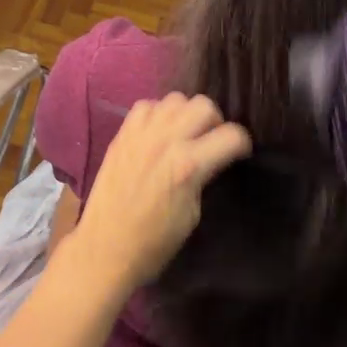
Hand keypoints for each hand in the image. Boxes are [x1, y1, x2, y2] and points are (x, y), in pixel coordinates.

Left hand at [59, 93, 251, 292]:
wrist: (105, 248)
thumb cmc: (154, 243)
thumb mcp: (193, 214)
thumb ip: (204, 178)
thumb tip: (211, 161)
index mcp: (188, 166)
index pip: (231, 135)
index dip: (242, 145)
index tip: (239, 153)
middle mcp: (166, 141)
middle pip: (204, 105)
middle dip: (215, 122)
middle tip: (210, 142)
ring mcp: (141, 134)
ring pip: (176, 99)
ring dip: (186, 114)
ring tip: (183, 134)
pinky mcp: (122, 134)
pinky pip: (146, 105)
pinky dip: (157, 114)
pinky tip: (157, 133)